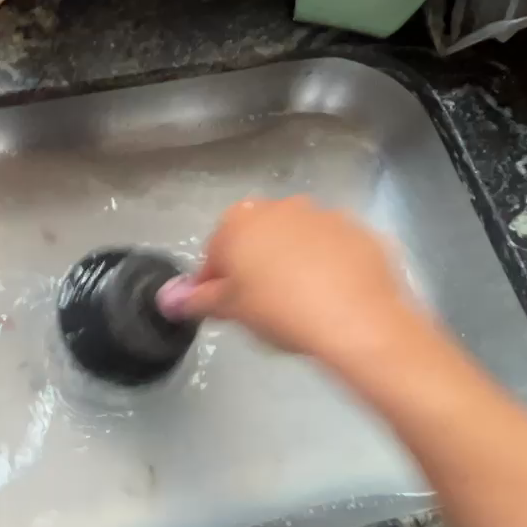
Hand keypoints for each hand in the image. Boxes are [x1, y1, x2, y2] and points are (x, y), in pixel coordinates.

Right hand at [158, 196, 445, 367]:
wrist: (359, 320)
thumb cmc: (280, 309)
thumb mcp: (230, 309)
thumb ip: (195, 298)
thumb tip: (165, 298)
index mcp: (240, 220)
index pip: (215, 251)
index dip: (215, 282)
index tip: (224, 307)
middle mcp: (280, 207)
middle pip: (256, 238)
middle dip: (255, 266)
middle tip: (260, 306)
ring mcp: (324, 215)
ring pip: (296, 240)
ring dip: (292, 262)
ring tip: (300, 303)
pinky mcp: (360, 231)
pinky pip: (334, 249)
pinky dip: (329, 266)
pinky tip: (333, 296)